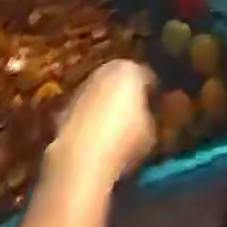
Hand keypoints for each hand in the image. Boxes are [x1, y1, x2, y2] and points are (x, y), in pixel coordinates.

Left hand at [45, 59, 157, 189]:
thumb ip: (152, 116)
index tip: (158, 111)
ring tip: (116, 130)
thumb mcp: (152, 132)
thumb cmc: (124, 140)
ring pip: (103, 91)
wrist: (81, 157)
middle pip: (124, 79)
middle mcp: (107, 69)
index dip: (155, 95)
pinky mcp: (68, 102)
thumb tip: (149, 114)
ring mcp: (84, 84)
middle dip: (130, 95)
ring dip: (109, 104)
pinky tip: (97, 138)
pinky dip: (93, 116)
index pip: (149, 78)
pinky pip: (88, 106)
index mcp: (131, 70)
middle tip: (138, 118)